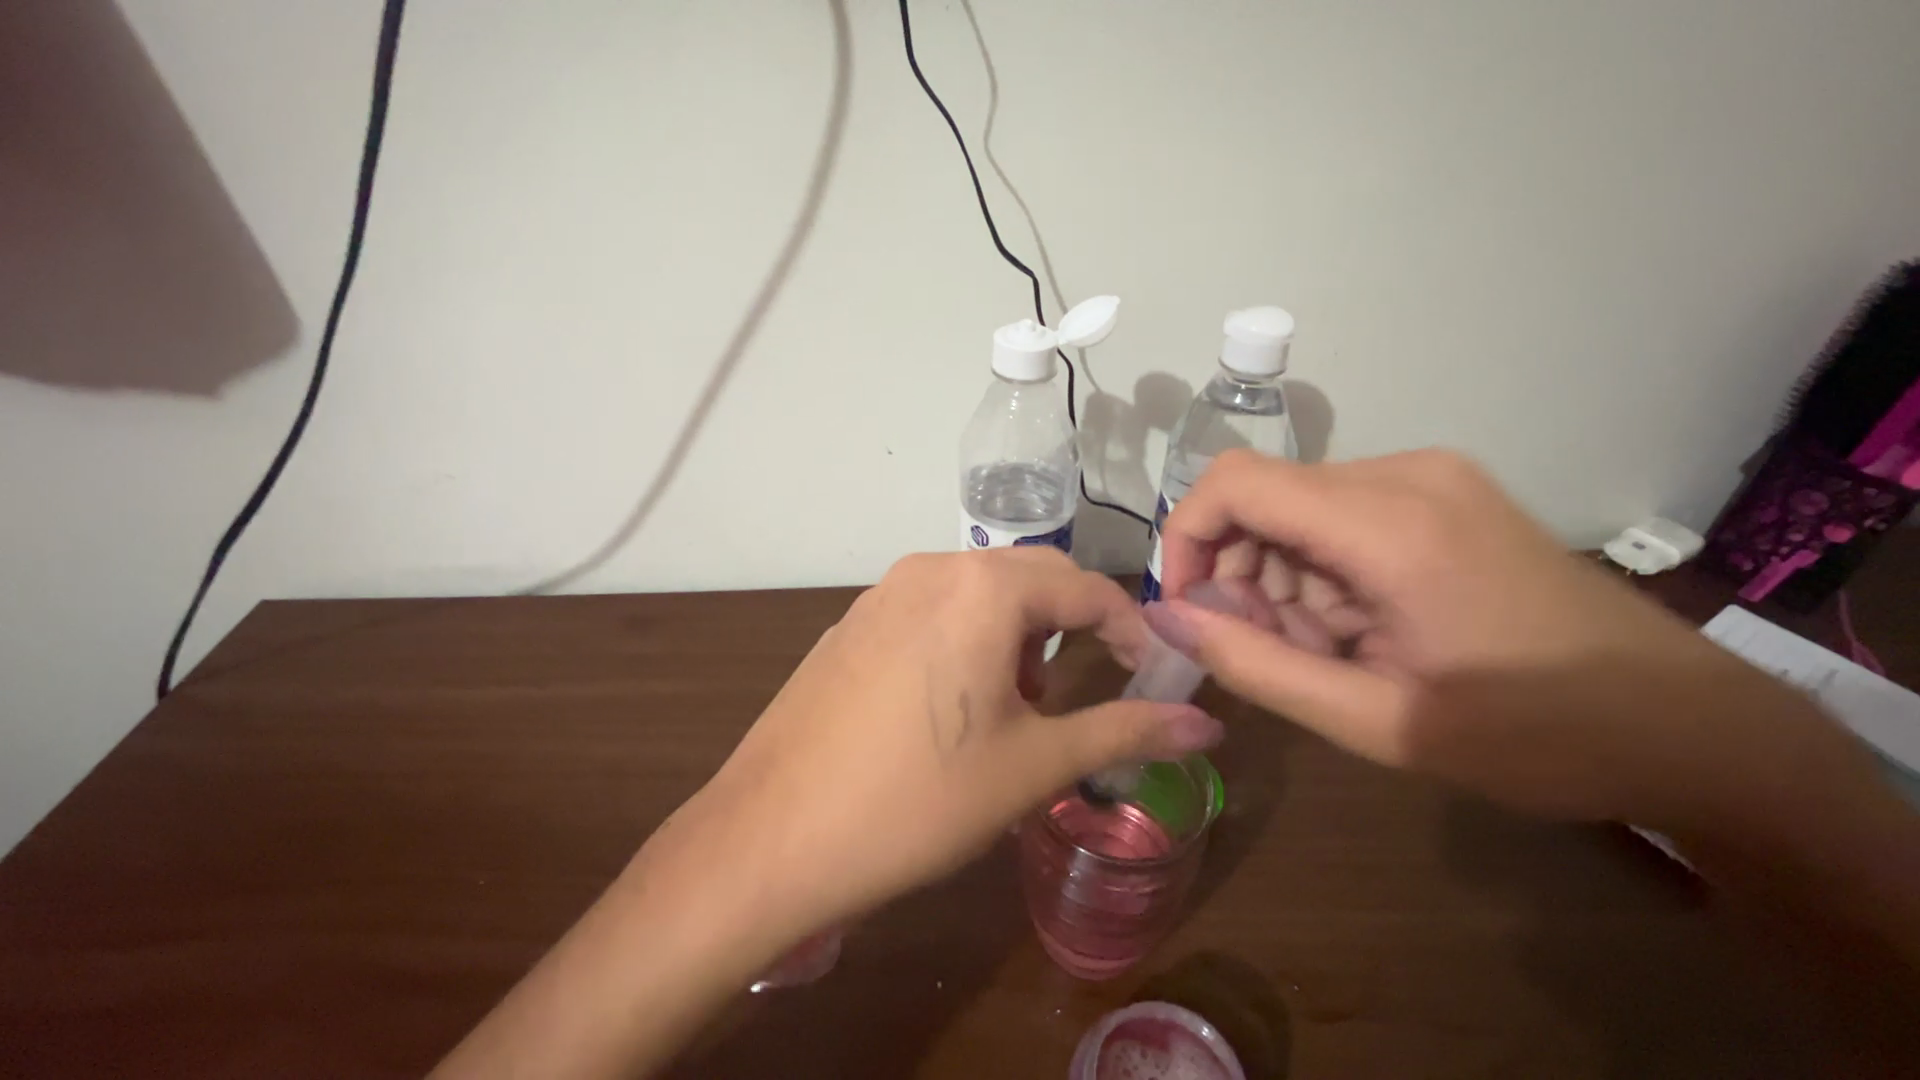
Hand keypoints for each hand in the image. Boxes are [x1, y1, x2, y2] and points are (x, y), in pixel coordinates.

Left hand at [683, 546, 1224, 938]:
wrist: (771, 837)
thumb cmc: (917, 800)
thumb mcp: (1031, 767)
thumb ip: (1124, 731)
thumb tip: (1207, 724)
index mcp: (982, 588)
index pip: (1086, 588)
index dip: (1130, 630)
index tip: (1153, 676)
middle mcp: (930, 570)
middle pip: (1031, 578)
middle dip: (1073, 625)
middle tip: (1089, 687)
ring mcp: (881, 593)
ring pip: (978, 591)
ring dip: (1018, 632)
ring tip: (1019, 706)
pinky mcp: (850, 624)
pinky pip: (931, 610)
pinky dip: (966, 638)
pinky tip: (951, 705)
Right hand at [1152, 448, 1871, 831]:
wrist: (1686, 726)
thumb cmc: (1532, 735)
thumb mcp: (1376, 719)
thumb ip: (1257, 665)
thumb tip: (1166, 621)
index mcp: (1391, 523)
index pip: (1234, 483)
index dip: (1184, 540)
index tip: (1189, 613)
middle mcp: (1407, 474)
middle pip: (1264, 497)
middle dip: (1240, 575)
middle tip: (1270, 652)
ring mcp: (1434, 477)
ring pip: (1299, 509)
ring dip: (1283, 580)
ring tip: (1329, 653)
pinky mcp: (1449, 494)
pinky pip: (1343, 516)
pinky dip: (1323, 571)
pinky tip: (1362, 629)